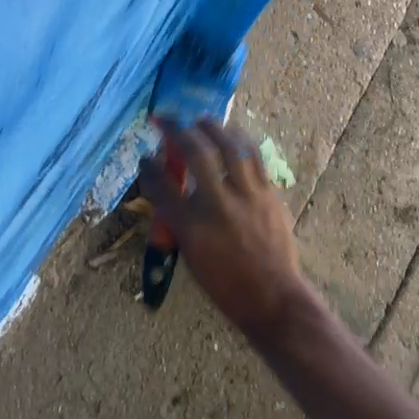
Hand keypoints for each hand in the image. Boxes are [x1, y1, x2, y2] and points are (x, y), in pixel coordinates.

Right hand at [139, 120, 308, 342]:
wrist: (273, 299)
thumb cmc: (226, 285)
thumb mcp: (191, 256)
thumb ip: (179, 220)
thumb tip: (170, 190)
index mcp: (192, 227)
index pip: (161, 185)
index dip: (148, 167)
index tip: (144, 157)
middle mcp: (218, 205)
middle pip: (195, 152)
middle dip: (177, 130)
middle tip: (168, 119)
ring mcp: (247, 196)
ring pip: (229, 147)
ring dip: (212, 127)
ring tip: (201, 119)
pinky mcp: (269, 195)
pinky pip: (255, 158)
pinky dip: (240, 141)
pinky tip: (232, 135)